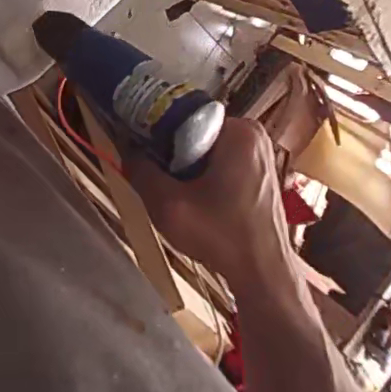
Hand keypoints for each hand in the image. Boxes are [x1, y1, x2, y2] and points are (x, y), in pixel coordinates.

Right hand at [126, 117, 291, 291]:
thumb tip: (126, 147)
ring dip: (188, 166)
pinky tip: (196, 200)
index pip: (184, 114)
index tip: (143, 153)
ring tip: (177, 193)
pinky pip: (222, 160)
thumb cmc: (220, 238)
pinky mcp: (261, 170)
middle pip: (195, 131)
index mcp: (239, 131)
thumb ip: (142, 172)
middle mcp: (254, 133)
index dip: (158, 132)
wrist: (264, 276)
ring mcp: (261, 152)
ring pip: (206, 147)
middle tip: (159, 179)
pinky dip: (205, 174)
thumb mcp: (169, 206)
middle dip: (173, 152)